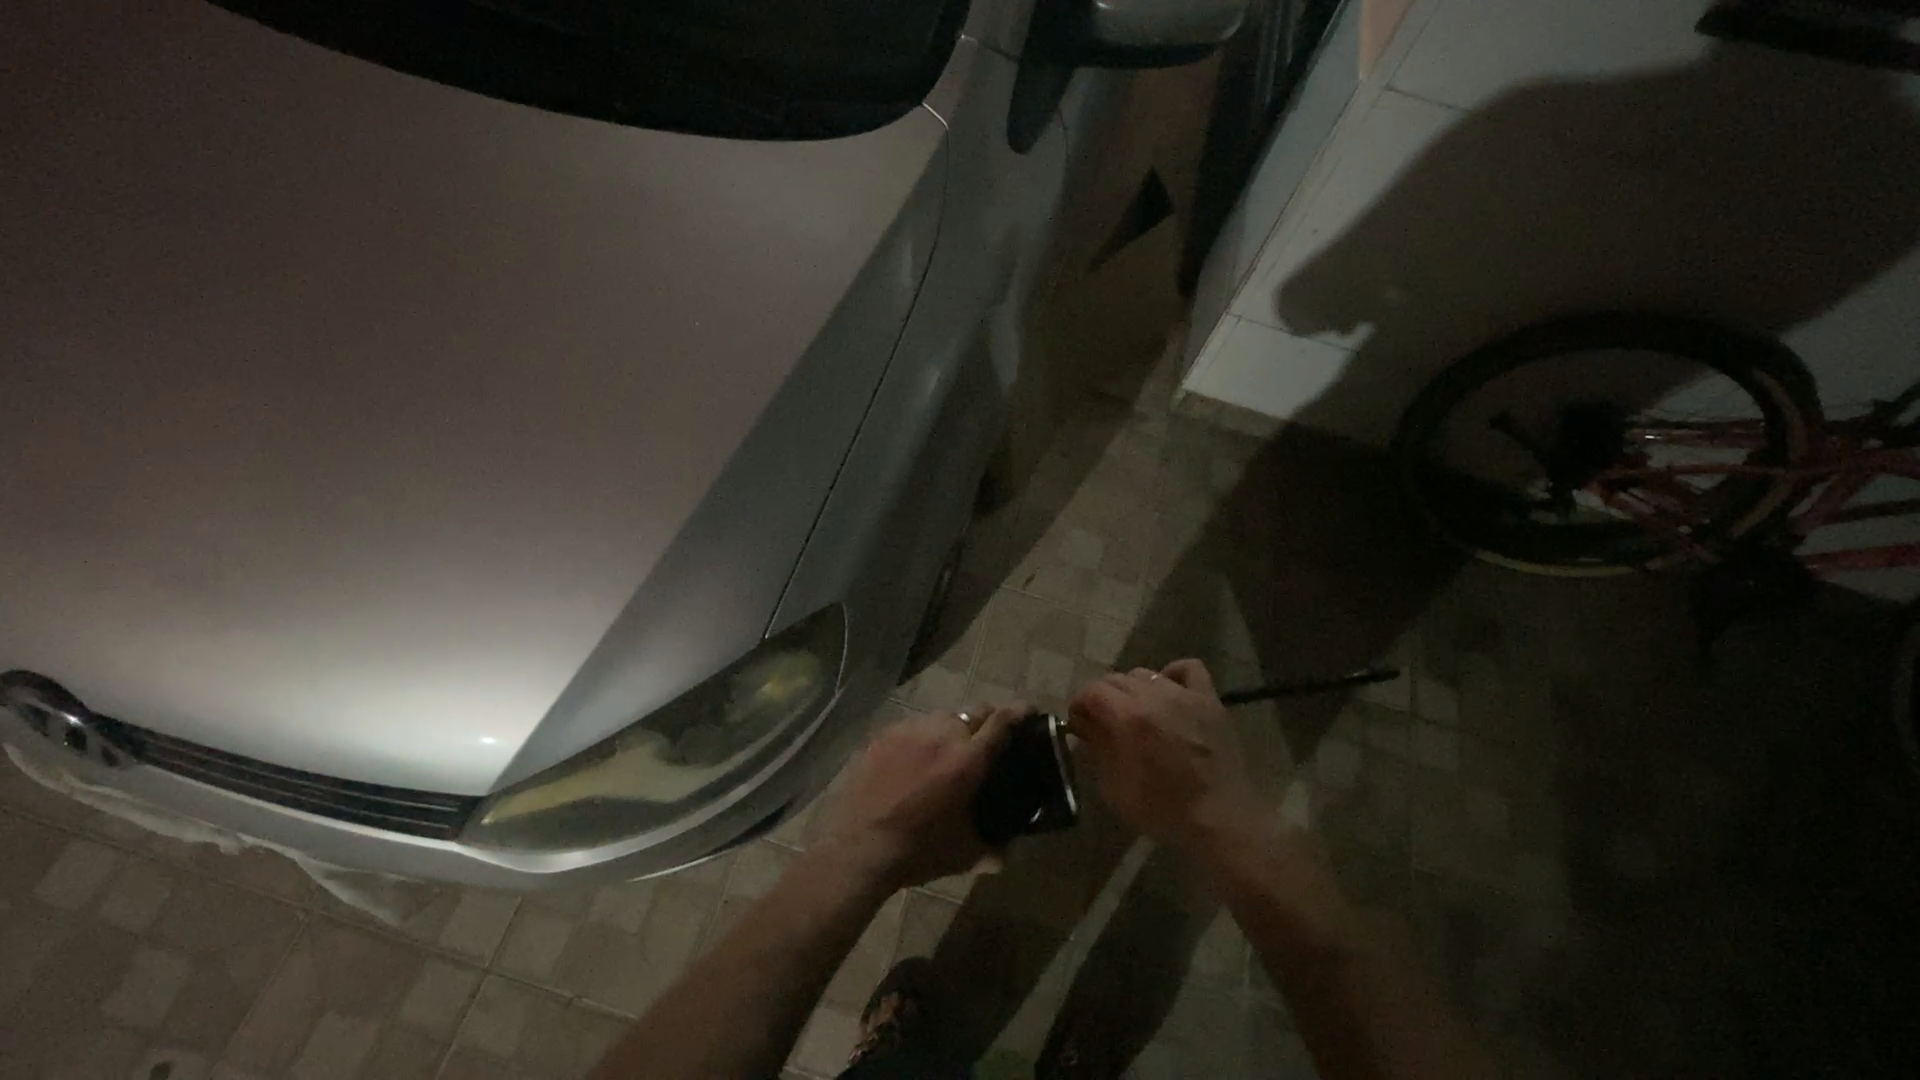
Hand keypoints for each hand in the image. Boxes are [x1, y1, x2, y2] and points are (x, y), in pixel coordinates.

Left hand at [809, 703, 1019, 890]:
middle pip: (973, 712)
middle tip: (984, 742)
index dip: (1019, 712)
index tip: (1028, 710)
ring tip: (945, 751)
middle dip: (985, 722)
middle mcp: (942, 734)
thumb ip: (992, 848)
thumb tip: (1007, 852)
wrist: (857, 847)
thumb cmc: (917, 851)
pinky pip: (912, 726)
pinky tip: (914, 758)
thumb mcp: (964, 853)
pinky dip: (921, 737)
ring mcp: (909, 730)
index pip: (1002, 722)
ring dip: (951, 729)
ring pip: (941, 717)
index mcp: (968, 760)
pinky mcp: (883, 735)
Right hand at [1069, 660, 1268, 854]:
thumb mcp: (1114, 788)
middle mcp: (1155, 696)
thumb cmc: (1164, 810)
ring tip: (1135, 713)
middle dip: (1102, 698)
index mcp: (1129, 718)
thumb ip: (1098, 749)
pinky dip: (1172, 675)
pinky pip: (1188, 669)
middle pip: (1115, 679)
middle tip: (1103, 723)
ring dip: (1132, 689)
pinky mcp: (1209, 700)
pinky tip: (1168, 694)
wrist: (1221, 820)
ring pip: (1146, 674)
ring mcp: (1185, 695)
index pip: (1091, 692)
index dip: (1079, 706)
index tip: (1078, 726)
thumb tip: (1086, 727)